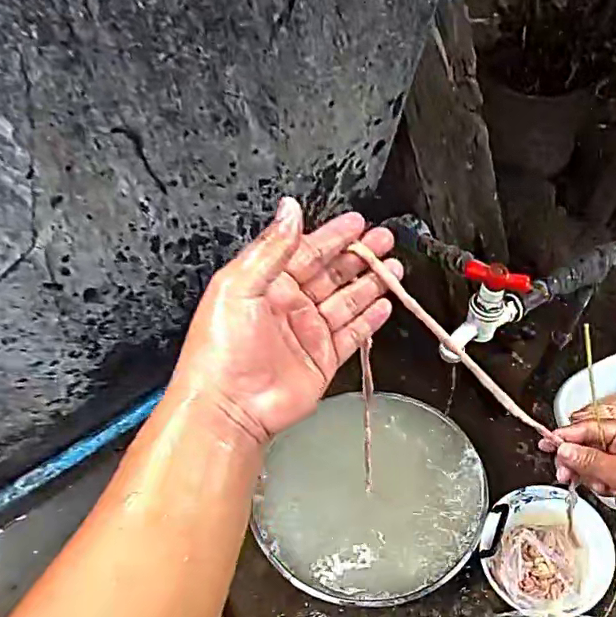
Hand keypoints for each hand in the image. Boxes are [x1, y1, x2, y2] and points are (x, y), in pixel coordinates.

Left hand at [169, 198, 397, 446]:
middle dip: (360, 256)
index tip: (356, 223)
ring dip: (371, 284)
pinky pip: (352, 335)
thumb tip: (289, 211)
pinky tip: (384, 305)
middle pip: (333, 274)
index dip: (333, 236)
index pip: (307, 251)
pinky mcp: (322, 360)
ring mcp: (308, 334)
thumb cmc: (221, 350)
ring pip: (348, 301)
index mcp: (267, 284)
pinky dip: (370, 320)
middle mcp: (290, 306)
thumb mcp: (239, 285)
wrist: (230, 405)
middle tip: (384, 241)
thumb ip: (271, 248)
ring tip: (394, 268)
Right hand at [540, 420, 615, 539]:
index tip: (548, 443)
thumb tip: (565, 449)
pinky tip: (607, 491)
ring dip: (589, 475)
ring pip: (594, 462)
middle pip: (590, 444)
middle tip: (564, 473)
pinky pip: (604, 475)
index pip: (591, 427)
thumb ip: (589, 460)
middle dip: (576, 460)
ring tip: (597, 486)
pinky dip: (600, 483)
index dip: (567, 435)